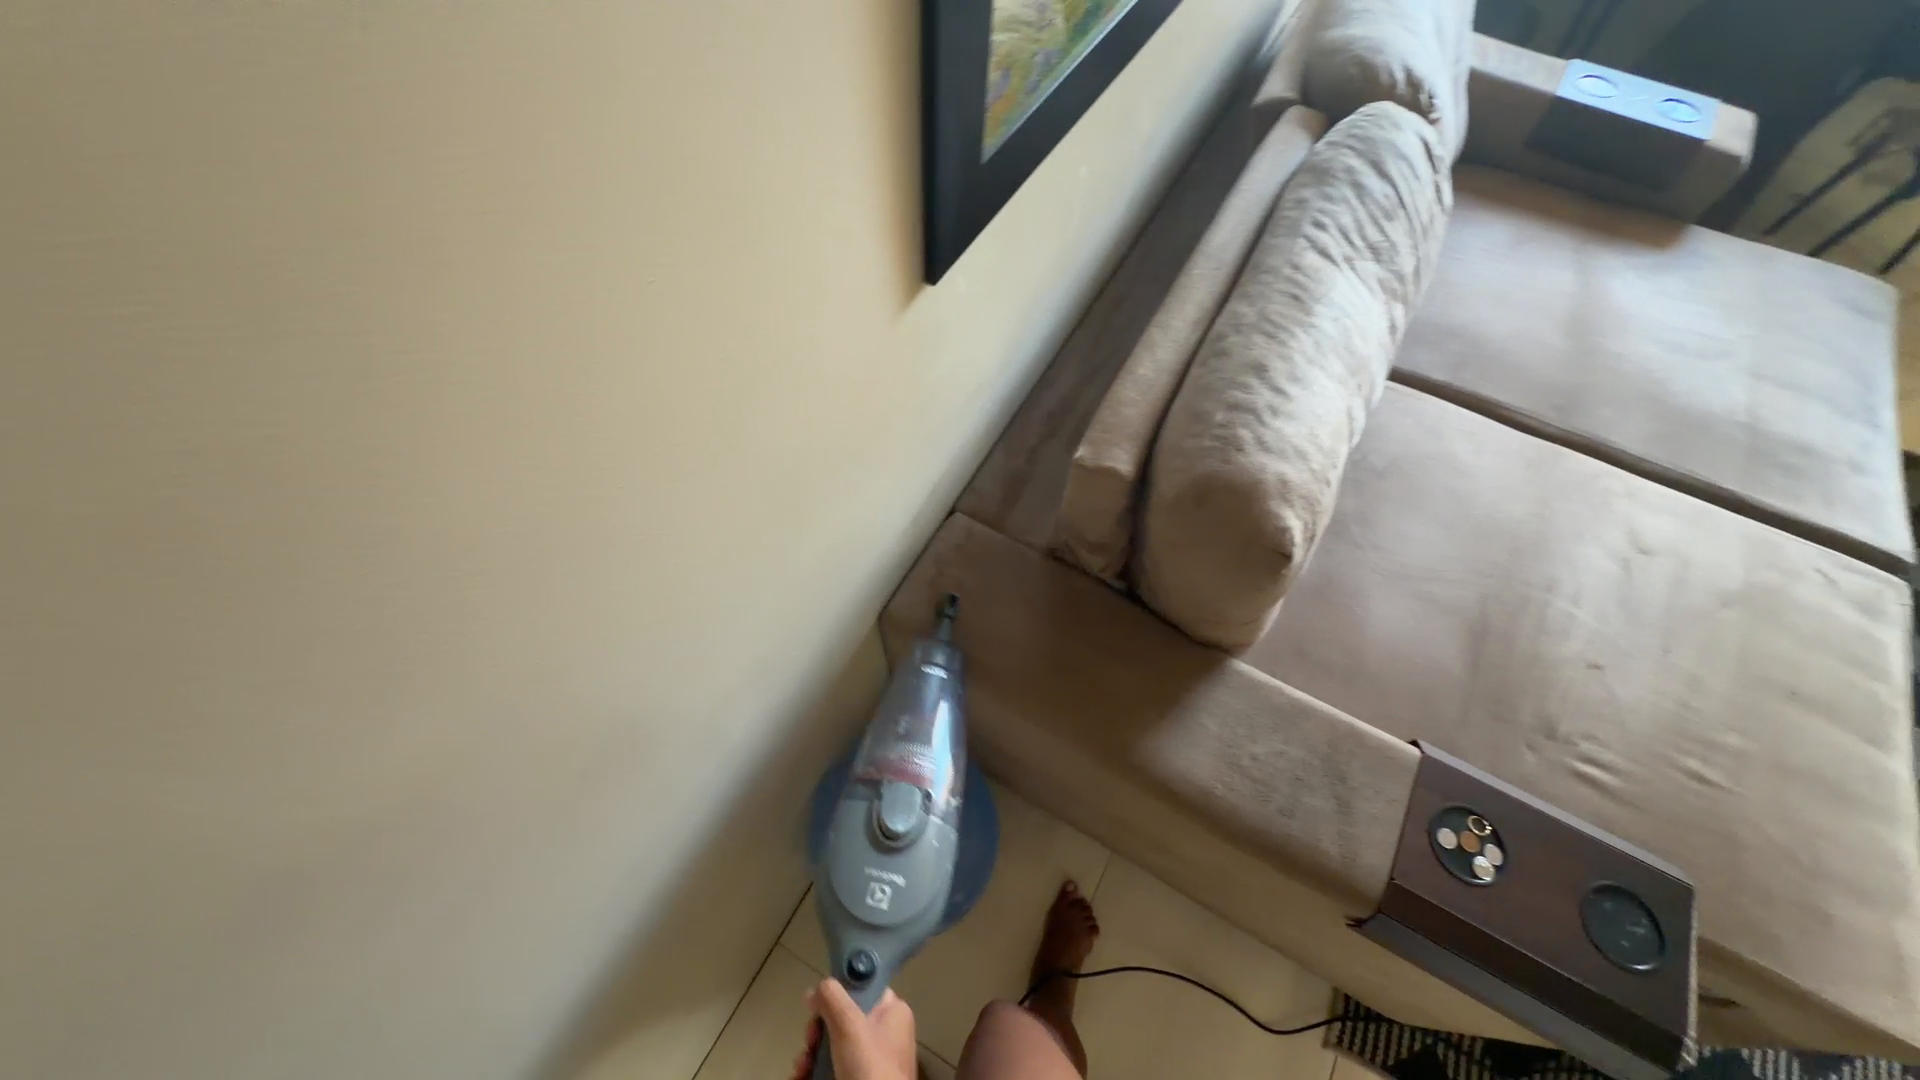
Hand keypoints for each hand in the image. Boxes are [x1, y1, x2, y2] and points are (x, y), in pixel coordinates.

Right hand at [787, 979, 916, 1079]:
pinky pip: (834, 1068)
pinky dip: (816, 1071)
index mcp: (893, 1012)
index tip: (816, 1004)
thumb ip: (832, 998)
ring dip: (812, 1054)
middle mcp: (885, 1033)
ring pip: (834, 1046)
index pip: (864, 989)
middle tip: (809, 1041)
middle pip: (843, 1019)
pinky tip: (801, 1075)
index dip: (838, 993)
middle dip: (818, 1031)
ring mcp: (873, 1060)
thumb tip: (817, 988)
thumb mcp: (849, 1024)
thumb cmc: (870, 1066)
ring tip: (801, 1066)